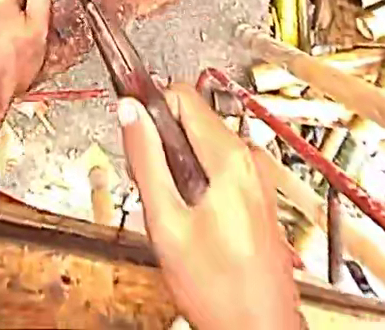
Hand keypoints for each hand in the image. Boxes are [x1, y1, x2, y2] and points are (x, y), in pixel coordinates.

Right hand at [119, 83, 299, 329]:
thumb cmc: (218, 289)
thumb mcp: (166, 222)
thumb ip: (145, 159)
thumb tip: (129, 110)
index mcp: (228, 157)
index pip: (181, 95)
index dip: (151, 110)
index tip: (135, 133)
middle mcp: (247, 158)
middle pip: (192, 117)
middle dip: (163, 140)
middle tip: (151, 183)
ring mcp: (255, 175)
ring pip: (202, 141)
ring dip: (177, 161)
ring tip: (170, 207)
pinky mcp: (256, 192)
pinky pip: (217, 164)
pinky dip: (196, 177)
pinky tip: (190, 216)